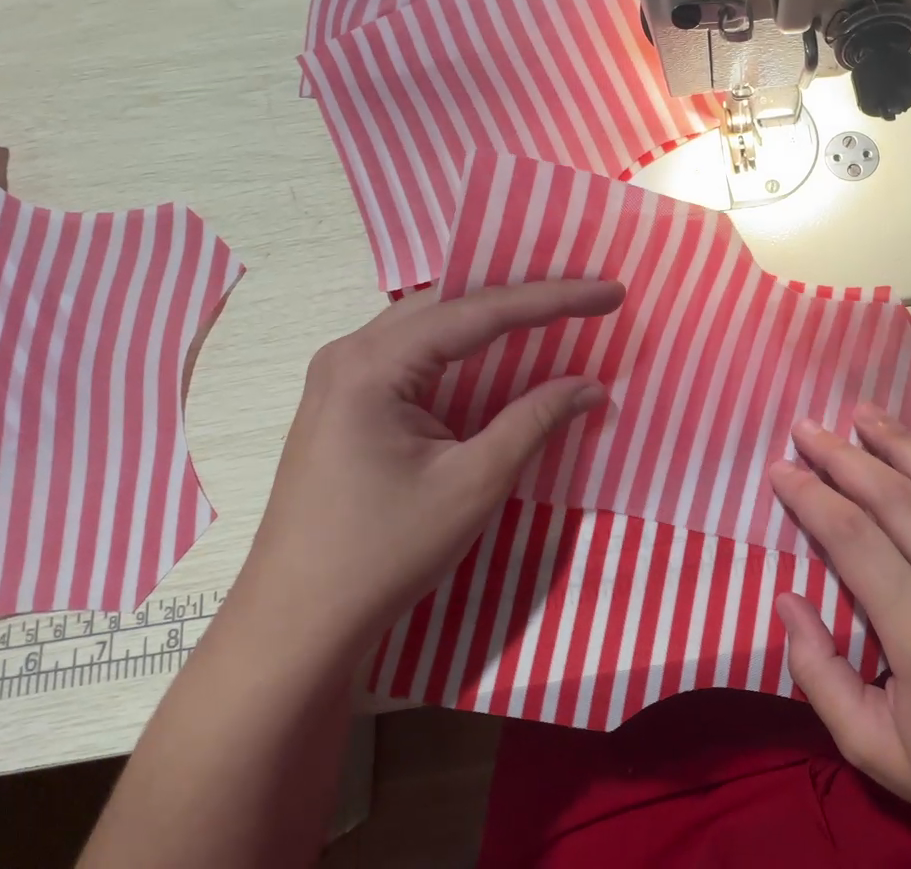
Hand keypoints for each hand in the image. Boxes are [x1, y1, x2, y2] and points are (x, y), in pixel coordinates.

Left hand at [233, 280, 624, 667]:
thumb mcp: (473, 484)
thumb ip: (533, 422)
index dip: (553, 298)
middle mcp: (351, 354)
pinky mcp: (348, 404)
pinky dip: (469, 350)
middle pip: (452, 304)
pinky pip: (418, 355)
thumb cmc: (385, 551)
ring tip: (556, 311)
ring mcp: (342, 377)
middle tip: (587, 293)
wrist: (299, 619)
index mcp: (373, 364)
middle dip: (524, 295)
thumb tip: (592, 385)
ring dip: (495, 319)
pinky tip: (503, 354)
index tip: (611, 291)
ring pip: (433, 326)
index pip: (479, 311)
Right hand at [770, 405, 910, 867]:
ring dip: (902, 444)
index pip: (855, 541)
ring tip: (863, 412)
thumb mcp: (872, 749)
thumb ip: (819, 675)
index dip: (813, 497)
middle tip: (808, 427)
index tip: (780, 470)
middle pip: (899, 499)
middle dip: (847, 457)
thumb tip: (785, 599)